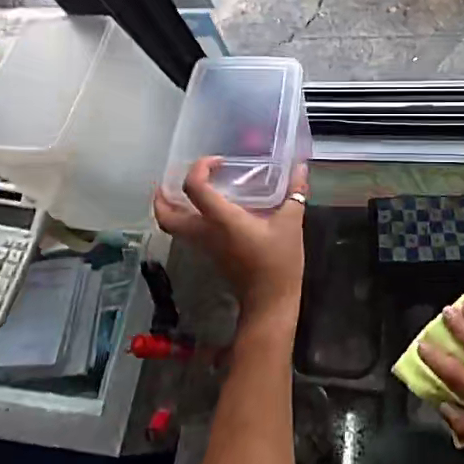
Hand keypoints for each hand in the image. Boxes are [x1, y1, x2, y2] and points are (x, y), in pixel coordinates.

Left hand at [153, 157, 307, 334]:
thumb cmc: (278, 263)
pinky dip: (188, 218)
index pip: (195, 188)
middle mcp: (205, 232)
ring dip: (172, 208)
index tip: (216, 162)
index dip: (198, 169)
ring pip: (174, 226)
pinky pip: (188, 233)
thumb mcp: (291, 224)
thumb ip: (295, 193)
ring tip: (185, 191)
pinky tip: (208, 210)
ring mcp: (205, 246)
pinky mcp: (211, 255)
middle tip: (170, 180)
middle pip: (167, 216)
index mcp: (222, 220)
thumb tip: (301, 168)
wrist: (270, 302)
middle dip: (161, 196)